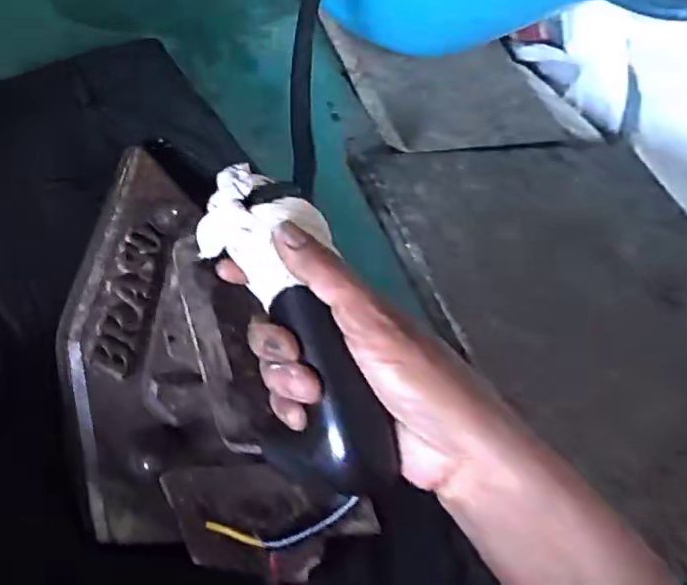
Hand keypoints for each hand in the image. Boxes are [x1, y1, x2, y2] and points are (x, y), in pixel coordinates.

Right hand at [218, 222, 532, 496]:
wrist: (460, 459)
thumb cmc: (422, 377)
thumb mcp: (371, 318)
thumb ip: (325, 275)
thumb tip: (281, 228)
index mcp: (341, 305)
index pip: (288, 275)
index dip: (254, 268)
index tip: (226, 269)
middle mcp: (329, 335)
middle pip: (271, 324)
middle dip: (271, 340)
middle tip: (292, 352)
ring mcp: (327, 375)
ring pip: (274, 364)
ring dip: (282, 378)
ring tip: (310, 394)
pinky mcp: (326, 412)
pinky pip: (284, 401)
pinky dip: (287, 408)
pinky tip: (304, 417)